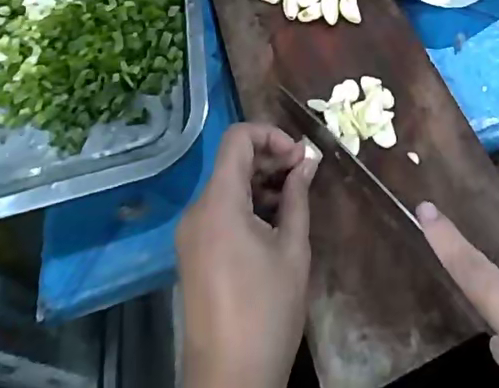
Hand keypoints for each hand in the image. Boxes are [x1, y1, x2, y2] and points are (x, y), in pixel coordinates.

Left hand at [176, 123, 319, 387]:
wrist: (229, 381)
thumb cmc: (266, 312)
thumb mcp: (292, 249)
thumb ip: (297, 196)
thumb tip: (307, 161)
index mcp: (218, 204)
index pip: (237, 138)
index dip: (271, 135)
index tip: (300, 156)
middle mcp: (197, 211)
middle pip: (232, 160)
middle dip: (271, 157)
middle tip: (306, 173)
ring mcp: (191, 233)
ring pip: (228, 184)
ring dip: (261, 180)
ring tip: (296, 196)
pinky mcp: (194, 252)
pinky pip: (221, 209)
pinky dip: (248, 202)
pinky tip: (276, 219)